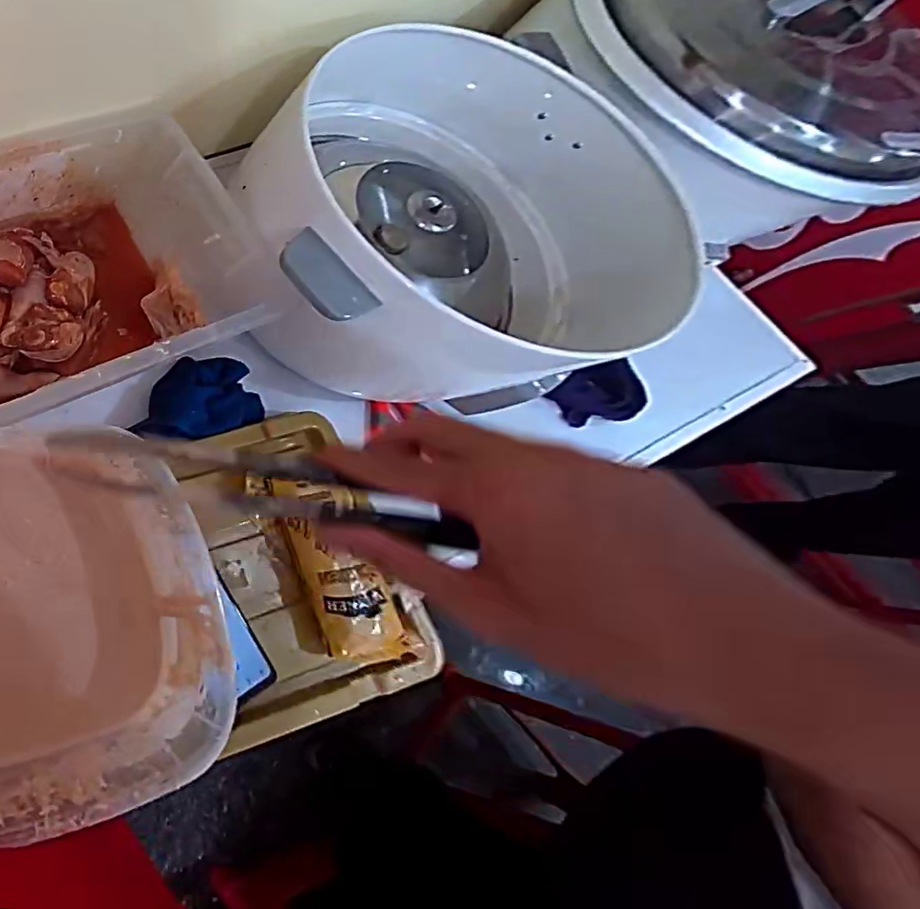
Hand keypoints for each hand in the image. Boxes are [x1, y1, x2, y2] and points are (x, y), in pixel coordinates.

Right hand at [314, 414, 836, 720]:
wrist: (768, 656)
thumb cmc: (608, 641)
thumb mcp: (490, 609)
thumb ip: (406, 562)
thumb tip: (339, 535)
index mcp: (494, 491)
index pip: (395, 463)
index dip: (347, 458)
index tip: (315, 454)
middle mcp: (534, 458)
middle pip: (438, 428)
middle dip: (393, 443)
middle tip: (374, 477)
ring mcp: (585, 460)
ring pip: (493, 443)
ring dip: (454, 463)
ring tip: (456, 515)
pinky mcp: (627, 472)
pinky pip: (544, 461)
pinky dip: (510, 477)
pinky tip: (534, 529)